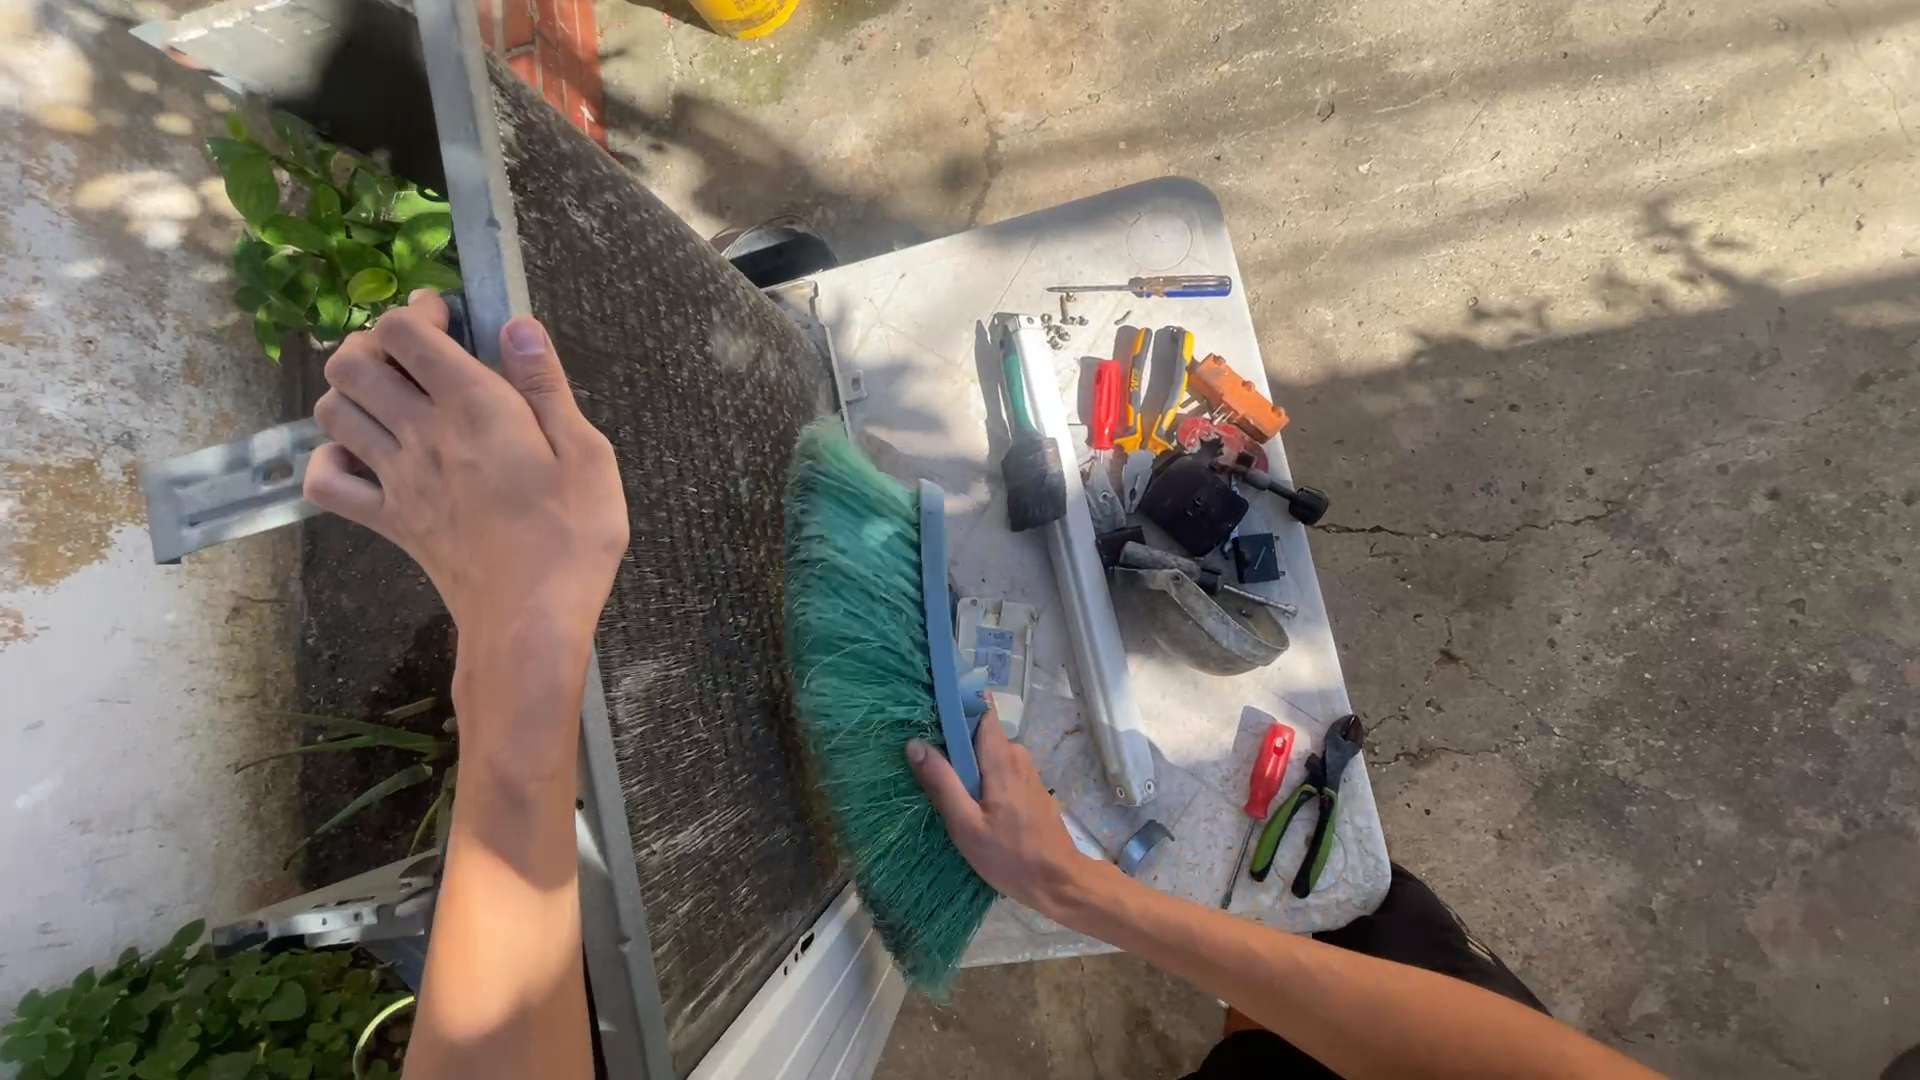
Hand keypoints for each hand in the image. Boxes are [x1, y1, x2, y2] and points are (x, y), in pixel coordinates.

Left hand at [304, 291, 628, 647]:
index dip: (419, 311)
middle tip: (420, 355)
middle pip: (352, 363)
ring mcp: (395, 480)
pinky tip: (369, 457)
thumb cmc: (574, 535)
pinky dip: (332, 458)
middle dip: (377, 343)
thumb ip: (548, 388)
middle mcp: (421, 434)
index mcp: (475, 410)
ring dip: (354, 391)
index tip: (449, 316)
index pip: (409, 334)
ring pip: (331, 410)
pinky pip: (325, 480)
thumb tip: (518, 326)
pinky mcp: (387, 521)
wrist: (531, 617)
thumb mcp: (587, 456)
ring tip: (398, 398)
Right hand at [906, 710, 1095, 917]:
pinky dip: (982, 777)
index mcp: (1001, 756)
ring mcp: (1026, 769)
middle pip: (979, 733)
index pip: (979, 709)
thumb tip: (915, 743)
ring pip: (988, 753)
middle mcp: (1017, 753)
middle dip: (954, 744)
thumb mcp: (966, 824)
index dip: (955, 705)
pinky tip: (970, 802)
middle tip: (928, 767)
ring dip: (967, 765)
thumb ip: (941, 782)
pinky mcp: (1029, 785)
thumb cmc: (1010, 856)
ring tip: (945, 789)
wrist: (1059, 882)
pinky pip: (998, 768)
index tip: (929, 713)